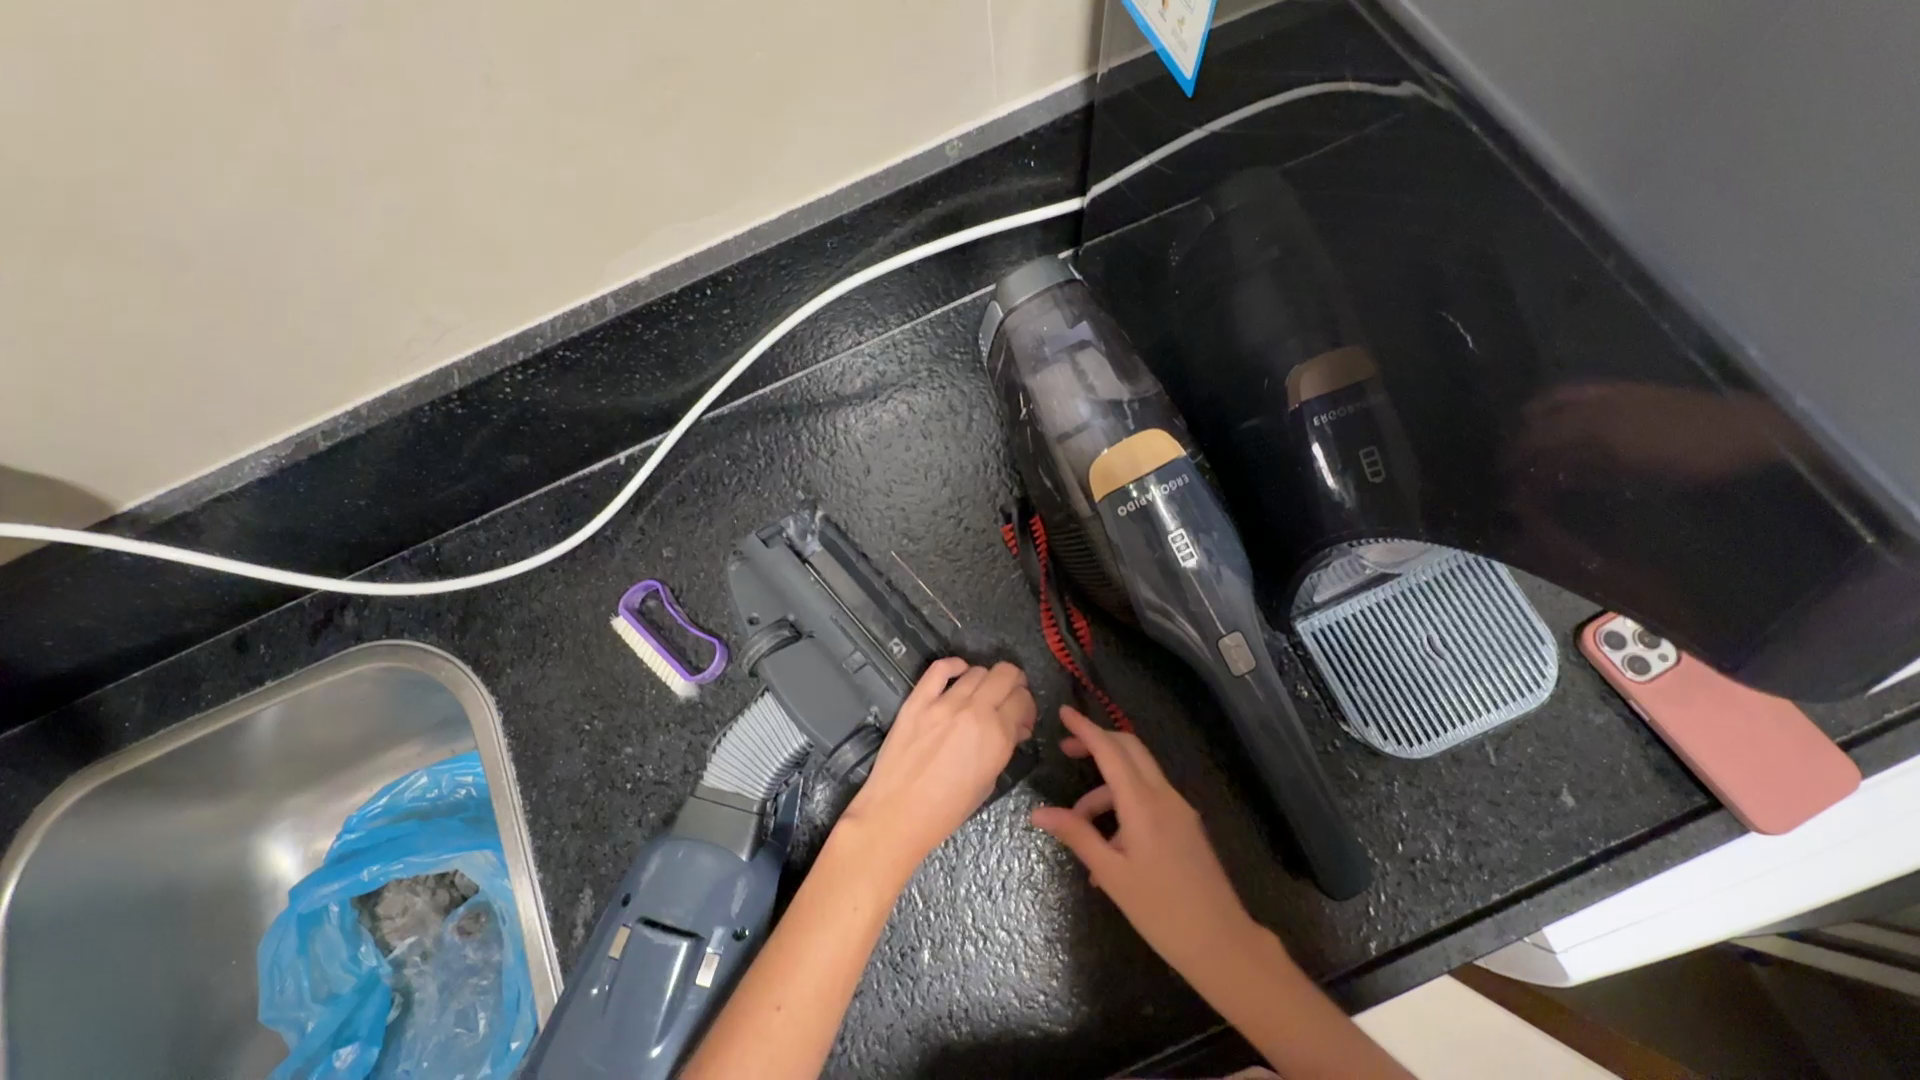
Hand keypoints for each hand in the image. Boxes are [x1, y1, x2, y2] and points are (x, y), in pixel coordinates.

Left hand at [836, 658, 1036, 882]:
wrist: (898, 814)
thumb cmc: (947, 809)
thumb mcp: (989, 781)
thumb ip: (1005, 747)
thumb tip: (1016, 727)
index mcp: (998, 736)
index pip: (1023, 700)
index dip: (1026, 706)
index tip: (1020, 716)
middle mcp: (975, 713)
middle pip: (1006, 675)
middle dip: (1014, 683)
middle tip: (1007, 697)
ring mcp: (944, 704)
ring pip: (977, 670)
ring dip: (986, 679)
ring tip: (980, 694)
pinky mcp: (918, 701)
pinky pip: (940, 668)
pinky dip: (954, 665)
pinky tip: (958, 673)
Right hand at [1031, 706, 1261, 975]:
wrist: (1220, 941)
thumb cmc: (1160, 910)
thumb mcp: (1111, 873)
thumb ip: (1076, 835)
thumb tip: (1038, 813)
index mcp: (1143, 803)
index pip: (1110, 750)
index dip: (1086, 729)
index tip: (1064, 712)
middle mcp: (1164, 797)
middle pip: (1130, 750)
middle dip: (1098, 743)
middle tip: (1066, 749)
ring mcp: (1179, 810)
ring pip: (1138, 777)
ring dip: (1106, 788)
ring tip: (1079, 827)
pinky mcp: (1185, 826)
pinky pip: (1149, 800)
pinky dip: (1123, 807)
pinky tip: (1107, 847)